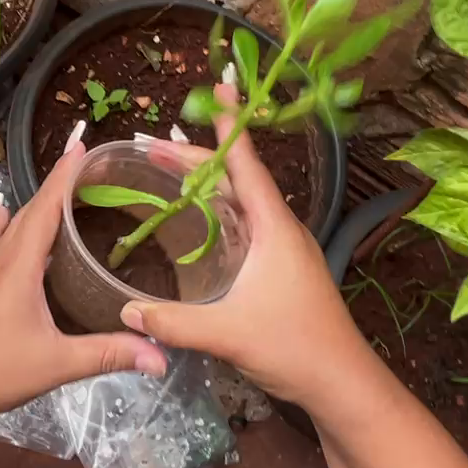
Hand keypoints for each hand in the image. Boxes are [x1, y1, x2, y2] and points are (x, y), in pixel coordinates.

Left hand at [0, 127, 167, 427]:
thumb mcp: (57, 363)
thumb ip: (109, 354)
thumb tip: (161, 356)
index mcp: (18, 266)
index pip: (46, 208)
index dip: (64, 176)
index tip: (81, 145)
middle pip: (30, 211)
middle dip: (57, 184)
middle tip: (86, 165)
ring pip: (12, 226)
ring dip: (36, 205)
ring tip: (60, 190)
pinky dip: (5, 225)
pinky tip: (4, 215)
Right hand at [119, 84, 372, 407]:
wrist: (342, 383)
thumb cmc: (293, 347)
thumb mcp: (227, 333)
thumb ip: (172, 321)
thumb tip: (124, 310)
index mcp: (273, 228)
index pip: (247, 164)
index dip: (230, 124)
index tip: (221, 83)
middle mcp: (279, 228)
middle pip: (235, 178)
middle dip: (195, 156)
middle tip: (153, 144)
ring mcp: (281, 247)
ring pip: (239, 199)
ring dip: (205, 181)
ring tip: (166, 167)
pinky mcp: (277, 266)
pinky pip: (241, 222)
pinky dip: (214, 208)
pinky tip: (192, 218)